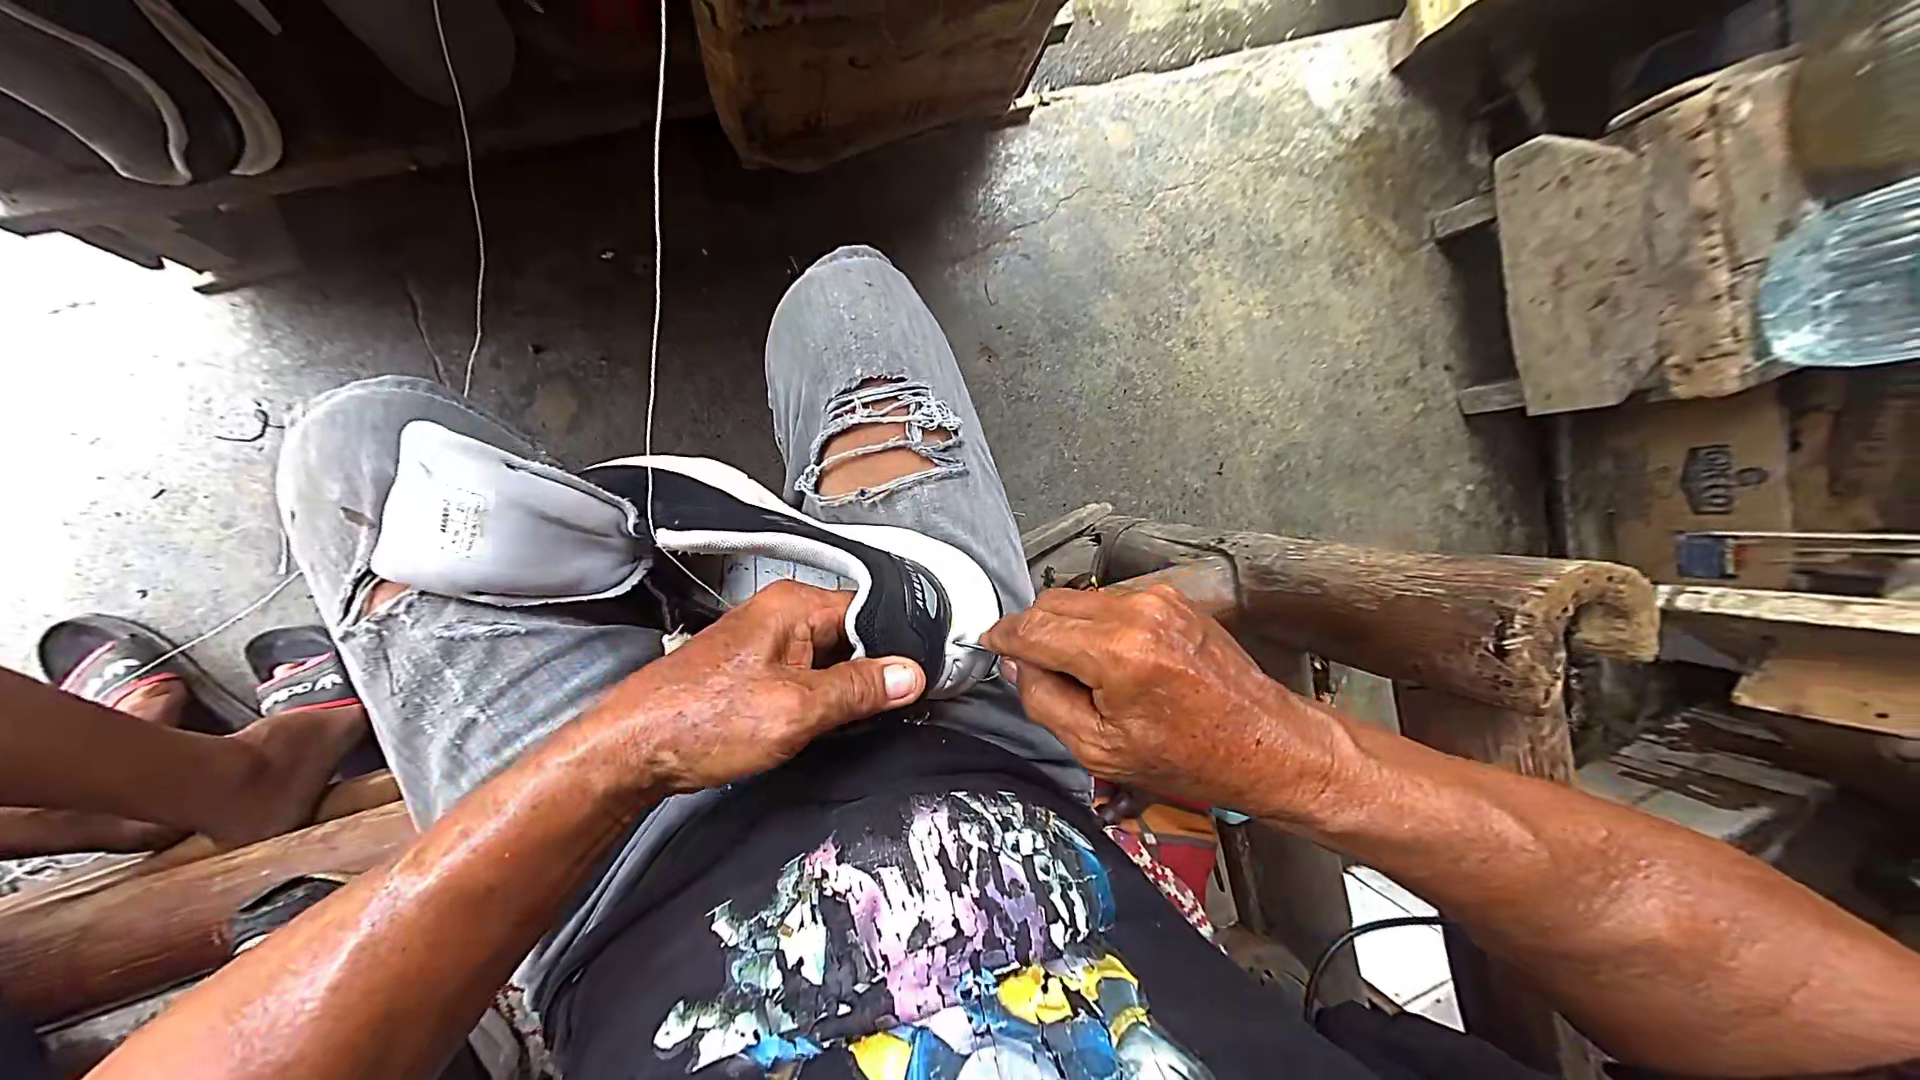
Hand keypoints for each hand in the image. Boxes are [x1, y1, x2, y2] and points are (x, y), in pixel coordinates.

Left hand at [582, 580, 924, 795]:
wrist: (633, 751)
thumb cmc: (699, 721)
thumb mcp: (797, 709)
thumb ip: (860, 690)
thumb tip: (909, 675)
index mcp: (794, 606)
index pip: (871, 610)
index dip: (899, 644)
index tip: (916, 677)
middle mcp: (782, 614)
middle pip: (854, 634)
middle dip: (872, 670)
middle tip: (885, 706)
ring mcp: (768, 642)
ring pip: (832, 658)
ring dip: (846, 687)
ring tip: (846, 718)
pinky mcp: (758, 669)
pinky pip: (809, 675)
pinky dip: (822, 697)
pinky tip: (821, 722)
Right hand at [981, 585, 1355, 823]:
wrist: (1264, 741)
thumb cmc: (1196, 754)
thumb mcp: (1100, 749)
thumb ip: (1044, 701)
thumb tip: (1019, 667)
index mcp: (1118, 652)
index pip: (1033, 628)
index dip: (1003, 637)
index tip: (992, 643)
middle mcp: (1138, 612)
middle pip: (1051, 604)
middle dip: (1033, 634)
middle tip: (1038, 672)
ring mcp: (1157, 600)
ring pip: (1078, 599)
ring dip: (1065, 629)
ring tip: (1086, 675)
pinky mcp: (1170, 598)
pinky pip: (1109, 602)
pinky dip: (1094, 625)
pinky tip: (1111, 660)